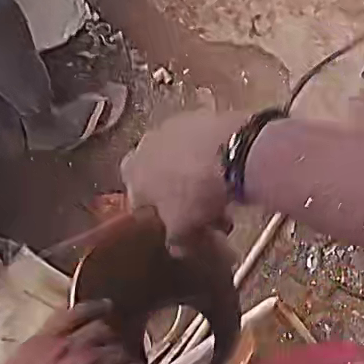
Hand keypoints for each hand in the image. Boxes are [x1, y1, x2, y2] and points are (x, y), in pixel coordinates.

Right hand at [121, 108, 248, 252]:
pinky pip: (203, 145)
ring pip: (181, 160)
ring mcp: (172, 126)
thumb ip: (175, 241)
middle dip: (180, 198)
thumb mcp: (182, 229)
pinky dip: (212, 158)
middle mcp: (144, 145)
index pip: (138, 202)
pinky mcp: (200, 115)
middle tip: (203, 217)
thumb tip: (178, 248)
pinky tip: (229, 172)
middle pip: (160, 178)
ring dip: (196, 177)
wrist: (231, 151)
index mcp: (131, 173)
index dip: (159, 219)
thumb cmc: (194, 193)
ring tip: (222, 197)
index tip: (178, 229)